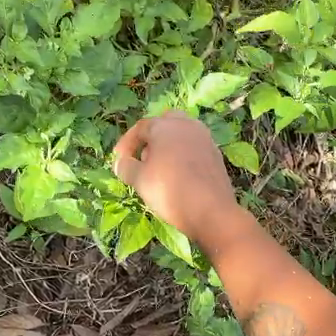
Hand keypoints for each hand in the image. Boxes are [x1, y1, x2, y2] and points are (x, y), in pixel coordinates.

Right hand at [112, 111, 250, 246]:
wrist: (210, 210)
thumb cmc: (169, 190)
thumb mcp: (140, 180)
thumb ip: (126, 167)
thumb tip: (120, 163)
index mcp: (165, 126)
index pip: (140, 128)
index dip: (126, 144)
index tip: (119, 161)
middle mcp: (186, 125)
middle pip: (163, 125)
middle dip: (150, 140)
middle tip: (142, 160)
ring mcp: (204, 138)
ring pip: (180, 136)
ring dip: (167, 148)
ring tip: (158, 169)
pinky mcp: (215, 154)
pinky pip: (193, 149)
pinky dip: (182, 157)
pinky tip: (178, 176)